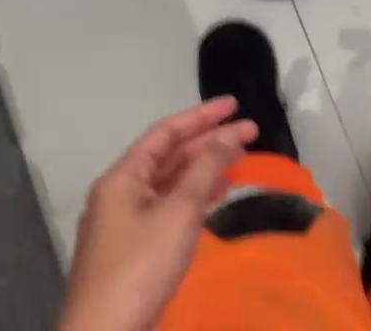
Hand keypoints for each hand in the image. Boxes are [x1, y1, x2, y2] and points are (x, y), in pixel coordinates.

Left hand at [57, 97, 257, 330]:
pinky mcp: (135, 248)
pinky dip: (197, 194)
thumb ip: (206, 168)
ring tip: (241, 159)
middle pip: (169, 156)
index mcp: (122, 179)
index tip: (235, 105)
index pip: (165, 133)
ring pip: (171, 181)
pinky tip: (219, 193)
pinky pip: (170, 205)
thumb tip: (229, 134)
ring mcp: (126, 223)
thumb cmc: (140, 266)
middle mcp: (120, 194)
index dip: (201, 116)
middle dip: (210, 141)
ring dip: (206, 167)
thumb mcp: (179, 211)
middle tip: (251, 132)